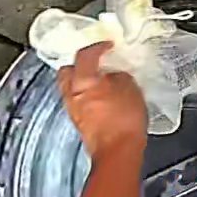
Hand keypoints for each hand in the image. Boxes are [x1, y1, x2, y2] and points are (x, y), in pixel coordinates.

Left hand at [57, 42, 146, 163]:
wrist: (118, 151)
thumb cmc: (123, 121)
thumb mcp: (130, 89)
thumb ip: (119, 77)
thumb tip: (115, 75)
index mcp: (83, 81)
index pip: (85, 56)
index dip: (97, 47)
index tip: (107, 46)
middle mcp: (72, 94)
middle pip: (66, 71)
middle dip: (78, 65)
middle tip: (94, 63)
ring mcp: (74, 111)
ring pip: (71, 88)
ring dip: (82, 82)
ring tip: (100, 82)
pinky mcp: (80, 124)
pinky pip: (79, 103)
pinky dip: (87, 97)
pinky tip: (102, 100)